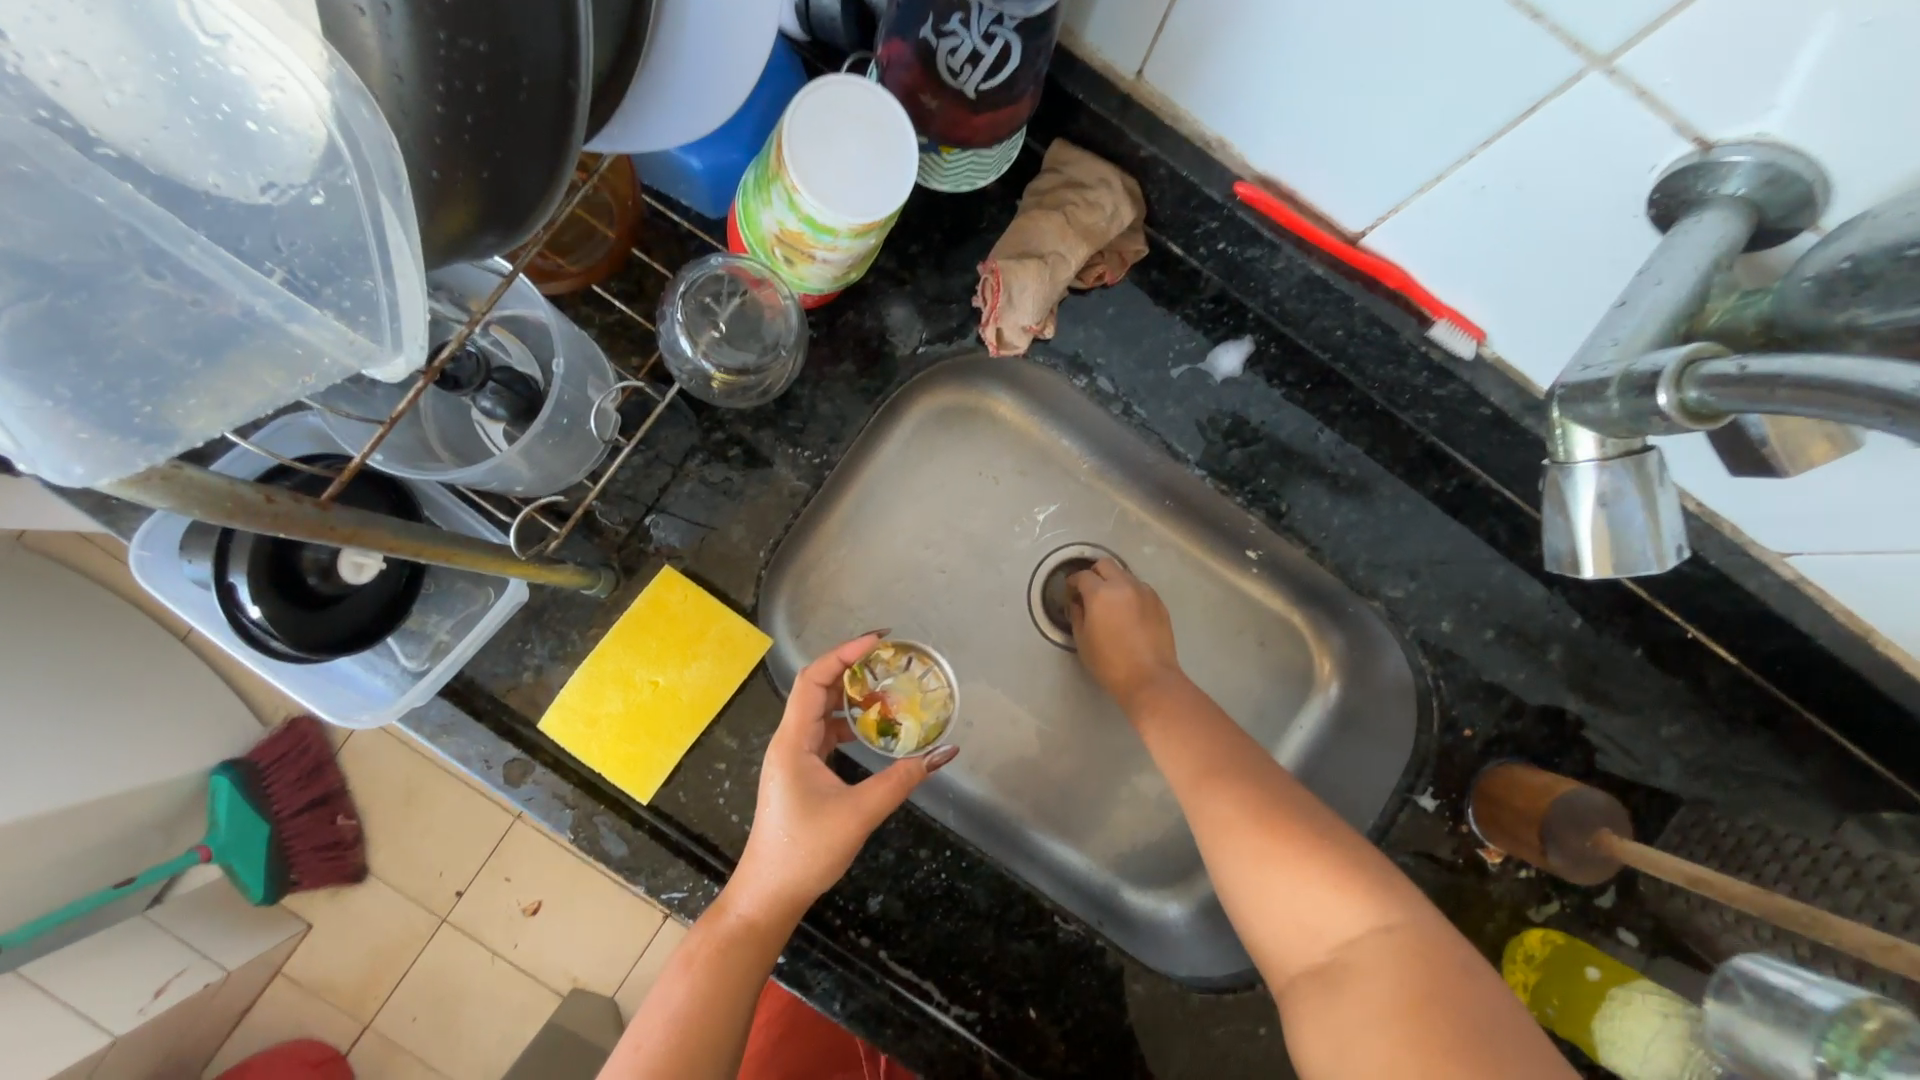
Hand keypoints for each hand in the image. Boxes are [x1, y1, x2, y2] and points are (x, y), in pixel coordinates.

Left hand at [732, 633, 958, 918]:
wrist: (770, 894)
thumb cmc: (806, 851)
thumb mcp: (860, 812)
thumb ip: (902, 779)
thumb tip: (943, 754)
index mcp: (793, 741)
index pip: (814, 680)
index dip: (844, 654)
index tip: (877, 641)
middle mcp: (789, 741)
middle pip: (818, 689)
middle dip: (853, 670)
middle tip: (890, 660)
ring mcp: (793, 757)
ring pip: (822, 712)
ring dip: (853, 699)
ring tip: (889, 690)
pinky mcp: (801, 773)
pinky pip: (825, 734)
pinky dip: (850, 725)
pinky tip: (875, 730)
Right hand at [1068, 559, 1185, 713]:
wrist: (1149, 678)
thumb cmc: (1109, 663)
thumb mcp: (1082, 641)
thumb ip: (1077, 615)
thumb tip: (1078, 603)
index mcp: (1100, 593)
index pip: (1083, 576)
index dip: (1073, 581)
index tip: (1071, 590)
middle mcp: (1123, 585)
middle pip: (1106, 565)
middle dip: (1094, 573)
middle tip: (1089, 591)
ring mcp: (1144, 592)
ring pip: (1125, 575)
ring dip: (1114, 582)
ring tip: (1111, 602)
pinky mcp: (1159, 603)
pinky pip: (1140, 589)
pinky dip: (1130, 593)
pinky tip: (1129, 612)